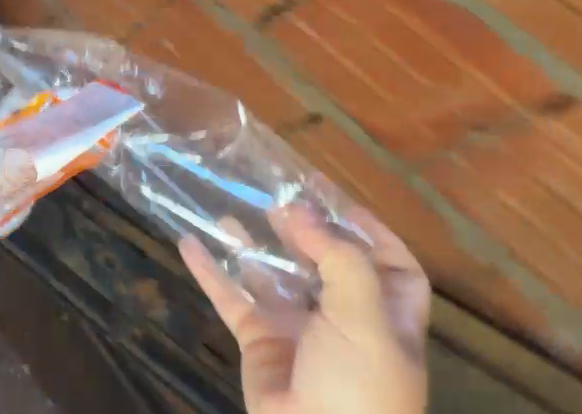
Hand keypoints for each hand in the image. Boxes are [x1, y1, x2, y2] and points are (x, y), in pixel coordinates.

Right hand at [181, 207, 429, 413]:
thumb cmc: (360, 386)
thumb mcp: (363, 322)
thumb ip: (337, 262)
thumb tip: (301, 210)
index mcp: (385, 319)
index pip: (394, 269)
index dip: (372, 234)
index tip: (334, 197)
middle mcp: (344, 320)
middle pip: (325, 265)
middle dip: (303, 230)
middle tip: (270, 195)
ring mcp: (298, 330)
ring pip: (271, 275)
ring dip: (250, 244)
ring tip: (225, 209)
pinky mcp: (259, 340)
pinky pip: (229, 296)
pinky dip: (207, 269)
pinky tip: (187, 241)